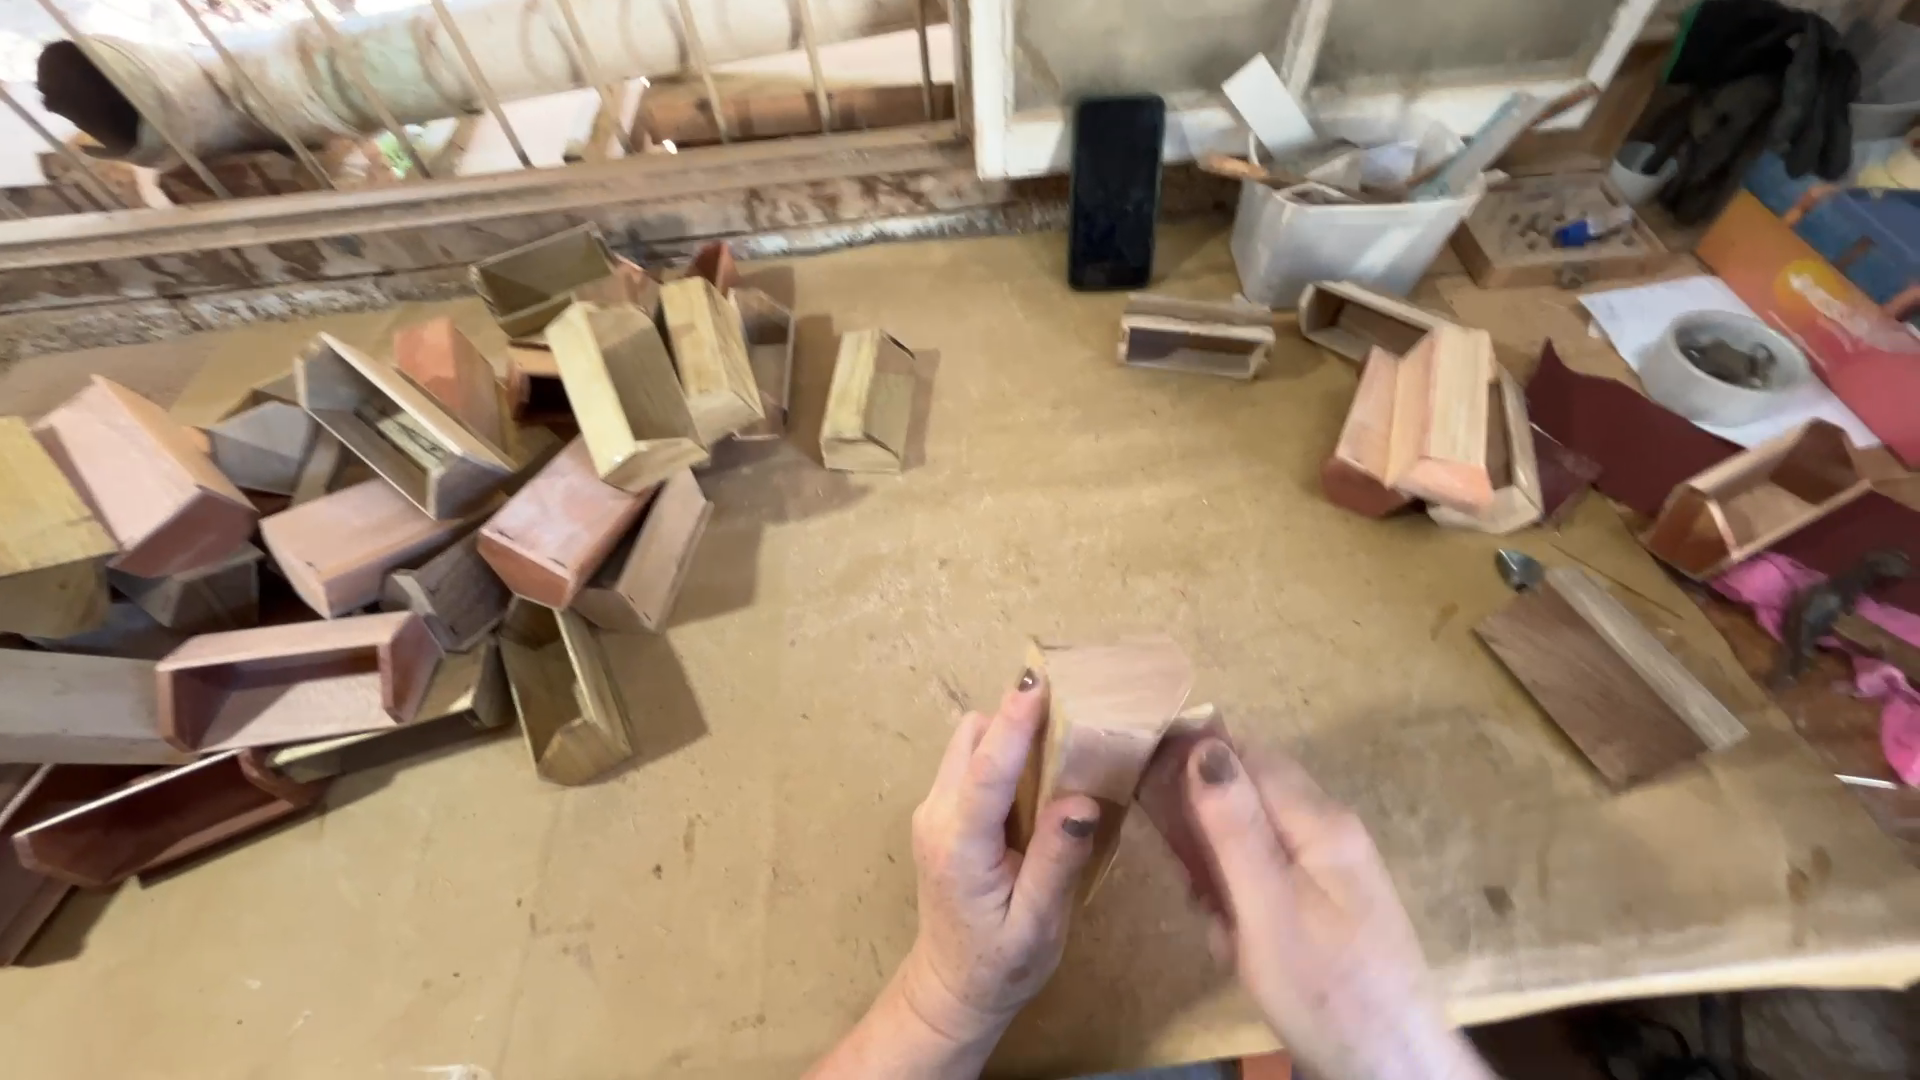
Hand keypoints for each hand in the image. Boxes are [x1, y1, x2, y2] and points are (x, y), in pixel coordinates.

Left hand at [807, 672, 1101, 1078]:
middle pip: (970, 739)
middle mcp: (936, 814)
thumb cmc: (999, 965)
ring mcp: (932, 810)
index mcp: (959, 843)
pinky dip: (999, 753)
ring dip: (1006, 735)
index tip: (1037, 680)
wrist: (950, 989)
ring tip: (1054, 748)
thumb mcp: (1037, 925)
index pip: (986, 768)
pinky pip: (968, 762)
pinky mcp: (940, 812)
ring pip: (966, 744)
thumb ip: (1056, 861)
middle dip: (1013, 718)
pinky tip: (1032, 777)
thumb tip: (1081, 802)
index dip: (1014, 721)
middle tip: (1065, 715)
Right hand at [1182, 739, 1493, 1079]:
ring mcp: (1330, 864)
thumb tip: (1203, 746)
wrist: (1395, 1073)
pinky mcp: (1326, 897)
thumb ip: (1233, 825)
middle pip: (1246, 791)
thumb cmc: (1325, 991)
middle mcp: (1329, 827)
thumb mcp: (1266, 907)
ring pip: (1250, 835)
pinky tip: (1237, 937)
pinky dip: (1240, 896)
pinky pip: (1265, 871)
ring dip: (1219, 869)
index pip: (1245, 754)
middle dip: (1206, 828)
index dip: (1196, 762)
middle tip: (1192, 881)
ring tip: (1218, 920)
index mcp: (1318, 819)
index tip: (1155, 795)